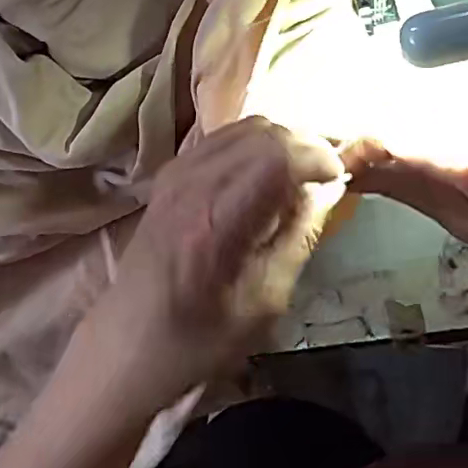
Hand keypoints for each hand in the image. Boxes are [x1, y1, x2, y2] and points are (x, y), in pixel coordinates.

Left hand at [79, 117, 345, 412]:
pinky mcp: (170, 170)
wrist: (128, 341)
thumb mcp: (265, 301)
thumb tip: (326, 189)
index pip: (276, 157)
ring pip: (245, 127)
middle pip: (264, 133)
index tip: (339, 176)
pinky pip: (225, 136)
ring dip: (282, 141)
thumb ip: (298, 236)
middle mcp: (193, 182)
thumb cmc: (200, 337)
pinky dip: (256, 142)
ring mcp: (177, 171)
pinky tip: (267, 170)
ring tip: (302, 171)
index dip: (317, 157)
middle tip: (327, 173)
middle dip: (305, 145)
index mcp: (216, 221)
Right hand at [340, 109, 467, 295]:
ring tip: (354, 152)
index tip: (328, 167)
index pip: (393, 137)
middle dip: (355, 129)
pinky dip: (400, 117)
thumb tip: (356, 174)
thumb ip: (411, 190)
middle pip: (394, 108)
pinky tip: (391, 141)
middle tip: (331, 159)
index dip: (352, 148)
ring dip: (374, 120)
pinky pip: (429, 100)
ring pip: (407, 99)